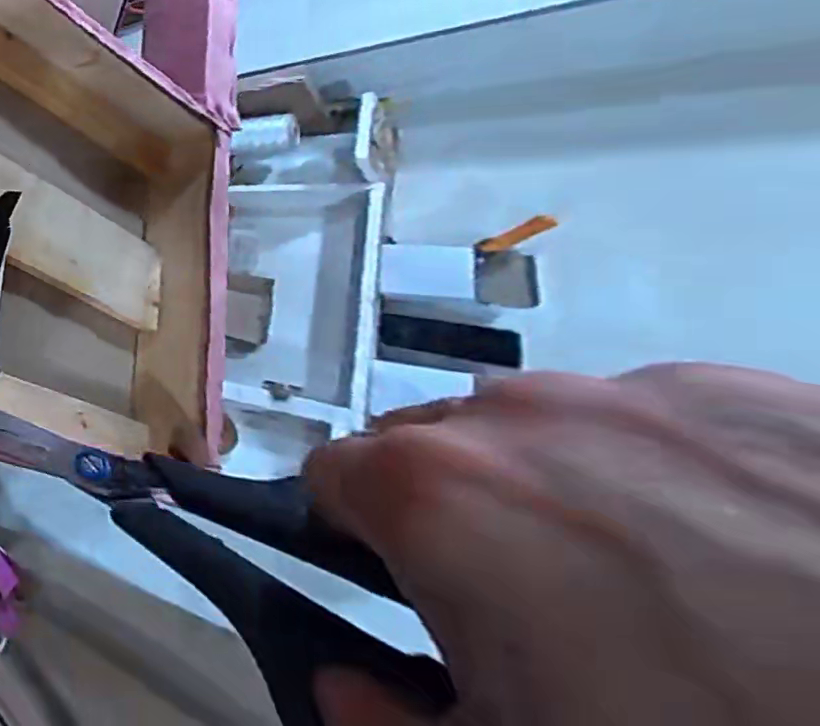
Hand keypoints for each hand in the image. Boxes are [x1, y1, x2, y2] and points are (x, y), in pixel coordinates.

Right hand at [304, 363, 819, 725]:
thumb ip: (380, 720)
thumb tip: (340, 681)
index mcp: (428, 488)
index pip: (327, 476)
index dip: (351, 530)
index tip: (400, 578)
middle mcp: (508, 415)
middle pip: (426, 443)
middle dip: (451, 508)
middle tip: (543, 602)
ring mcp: (635, 394)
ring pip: (536, 428)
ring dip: (556, 485)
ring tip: (671, 583)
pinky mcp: (757, 396)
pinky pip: (657, 421)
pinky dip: (668, 471)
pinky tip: (758, 555)